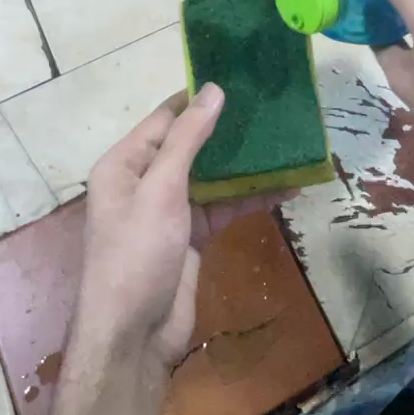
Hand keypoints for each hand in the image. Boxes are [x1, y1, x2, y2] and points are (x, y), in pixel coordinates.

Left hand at [69, 86, 290, 378]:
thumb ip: (188, 139)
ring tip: (288, 141)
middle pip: (193, 145)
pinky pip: (225, 206)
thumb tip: (213, 89)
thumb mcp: (161, 189)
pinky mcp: (193, 235)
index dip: (200, 98)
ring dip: (247, 164)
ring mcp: (171, 210)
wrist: (134, 336)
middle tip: (273, 107)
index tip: (241, 78)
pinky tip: (288, 186)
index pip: (165, 118)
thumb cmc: (137, 254)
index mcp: (125, 164)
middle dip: (230, 129)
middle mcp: (145, 181)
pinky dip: (253, 197)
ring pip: (214, 176)